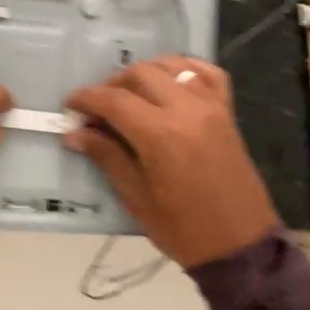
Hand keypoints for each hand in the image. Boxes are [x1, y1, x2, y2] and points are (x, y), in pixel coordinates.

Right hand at [63, 56, 277, 267]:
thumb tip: (74, 133)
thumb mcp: (136, 197)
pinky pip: (206, 72)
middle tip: (98, 109)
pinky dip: (183, 69)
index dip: (86, 99)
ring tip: (129, 96)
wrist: (239, 244)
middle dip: (112, 85)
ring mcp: (211, 106)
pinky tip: (169, 82)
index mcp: (160, 134)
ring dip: (144, 73)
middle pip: (140, 74)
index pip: (113, 100)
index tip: (70, 106)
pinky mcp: (228, 111)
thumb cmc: (183, 229)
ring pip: (170, 66)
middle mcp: (187, 109)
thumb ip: (107, 156)